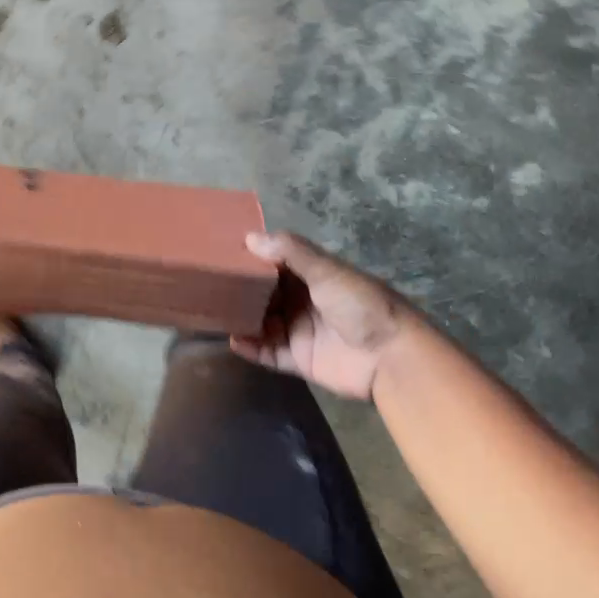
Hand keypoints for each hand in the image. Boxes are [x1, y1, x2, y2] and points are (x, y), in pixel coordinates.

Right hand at [231, 231, 420, 400]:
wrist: (391, 358)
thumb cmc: (361, 305)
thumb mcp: (327, 271)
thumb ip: (290, 252)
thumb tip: (249, 237)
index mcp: (313, 277)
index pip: (275, 264)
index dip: (251, 259)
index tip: (221, 253)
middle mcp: (303, 302)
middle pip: (264, 294)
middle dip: (240, 291)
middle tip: (207, 284)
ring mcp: (300, 332)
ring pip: (262, 323)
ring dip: (241, 319)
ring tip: (212, 312)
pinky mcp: (299, 360)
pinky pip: (268, 353)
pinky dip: (251, 348)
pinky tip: (232, 340)